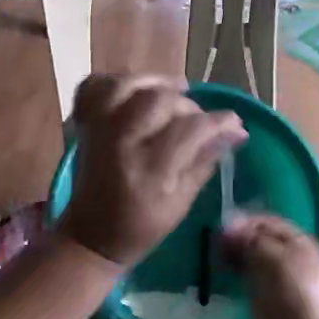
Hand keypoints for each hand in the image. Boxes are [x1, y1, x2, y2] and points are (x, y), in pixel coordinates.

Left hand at [57, 75, 244, 266]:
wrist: (90, 236)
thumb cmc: (140, 227)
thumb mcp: (180, 204)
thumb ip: (204, 162)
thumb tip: (234, 133)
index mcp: (149, 170)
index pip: (190, 128)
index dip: (218, 121)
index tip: (233, 122)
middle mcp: (121, 142)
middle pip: (159, 99)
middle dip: (186, 104)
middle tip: (195, 119)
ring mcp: (98, 129)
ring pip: (127, 85)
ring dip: (154, 82)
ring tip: (172, 91)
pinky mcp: (84, 124)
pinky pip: (94, 85)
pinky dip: (114, 81)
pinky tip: (133, 91)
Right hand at [220, 213, 318, 318]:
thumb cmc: (293, 295)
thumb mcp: (273, 259)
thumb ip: (251, 240)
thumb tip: (227, 227)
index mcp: (297, 241)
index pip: (265, 221)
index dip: (242, 222)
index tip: (218, 229)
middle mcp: (289, 255)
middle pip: (257, 238)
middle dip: (235, 238)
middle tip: (213, 244)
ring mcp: (278, 276)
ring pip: (250, 256)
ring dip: (232, 254)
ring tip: (214, 257)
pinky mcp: (266, 295)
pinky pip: (247, 275)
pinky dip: (234, 271)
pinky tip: (220, 272)